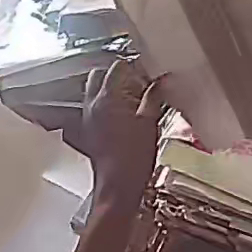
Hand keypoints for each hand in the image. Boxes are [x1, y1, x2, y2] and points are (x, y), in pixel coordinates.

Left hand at [79, 60, 163, 205]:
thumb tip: (163, 80)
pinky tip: (124, 113)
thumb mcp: (149, 121)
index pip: (117, 68)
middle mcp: (92, 106)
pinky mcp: (88, 131)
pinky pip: (95, 108)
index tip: (148, 70)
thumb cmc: (133, 156)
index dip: (134, 66)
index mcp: (106, 99)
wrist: (118, 186)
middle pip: (100, 76)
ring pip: (95, 91)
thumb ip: (155, 96)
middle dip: (118, 74)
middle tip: (138, 80)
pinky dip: (107, 104)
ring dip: (111, 88)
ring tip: (132, 96)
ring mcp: (87, 119)